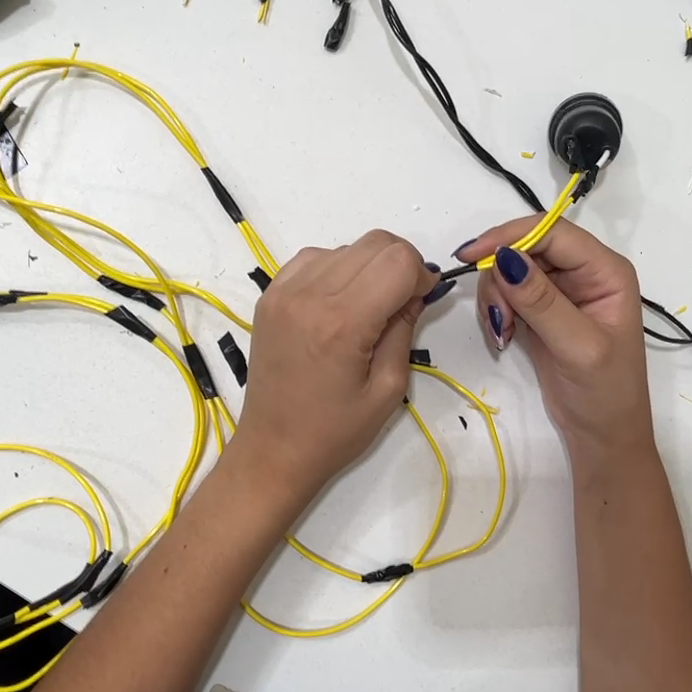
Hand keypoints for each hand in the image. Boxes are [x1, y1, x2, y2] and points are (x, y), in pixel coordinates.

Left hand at [230, 230, 439, 505]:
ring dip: (368, 266)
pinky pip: (314, 258)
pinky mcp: (269, 296)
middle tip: (401, 301)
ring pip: (345, 247)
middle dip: (400, 264)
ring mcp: (283, 291)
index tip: (422, 300)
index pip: (398, 261)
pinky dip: (336, 268)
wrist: (273, 449)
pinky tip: (339, 300)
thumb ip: (405, 329)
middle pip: (375, 243)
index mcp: (343, 323)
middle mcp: (310, 296)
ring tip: (368, 305)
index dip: (421, 274)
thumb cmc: (335, 431)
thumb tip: (416, 290)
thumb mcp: (389, 389)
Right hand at [456, 219, 652, 457]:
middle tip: (498, 317)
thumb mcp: (578, 347)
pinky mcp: (540, 308)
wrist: (602, 435)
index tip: (471, 256)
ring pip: (511, 268)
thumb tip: (504, 259)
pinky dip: (497, 309)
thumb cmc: (605, 393)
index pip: (552, 233)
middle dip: (501, 275)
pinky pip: (507, 291)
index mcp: (606, 271)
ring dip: (497, 296)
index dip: (510, 237)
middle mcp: (584, 272)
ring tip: (504, 332)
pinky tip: (505, 335)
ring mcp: (560, 290)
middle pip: (526, 247)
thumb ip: (541, 301)